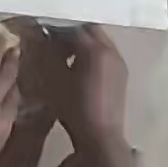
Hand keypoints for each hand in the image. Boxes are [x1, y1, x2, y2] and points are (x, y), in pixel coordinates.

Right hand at [55, 25, 128, 154]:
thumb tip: (45, 38)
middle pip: (90, 29)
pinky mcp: (122, 73)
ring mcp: (119, 61)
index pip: (74, 28)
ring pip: (100, 39)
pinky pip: (107, 51)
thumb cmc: (75, 109)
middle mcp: (111, 50)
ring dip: (85, 41)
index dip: (58, 28)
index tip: (44, 32)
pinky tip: (82, 65)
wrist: (101, 138)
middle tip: (56, 40)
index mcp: (95, 50)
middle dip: (73, 31)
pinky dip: (94, 51)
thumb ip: (51, 54)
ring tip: (68, 53)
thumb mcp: (56, 80)